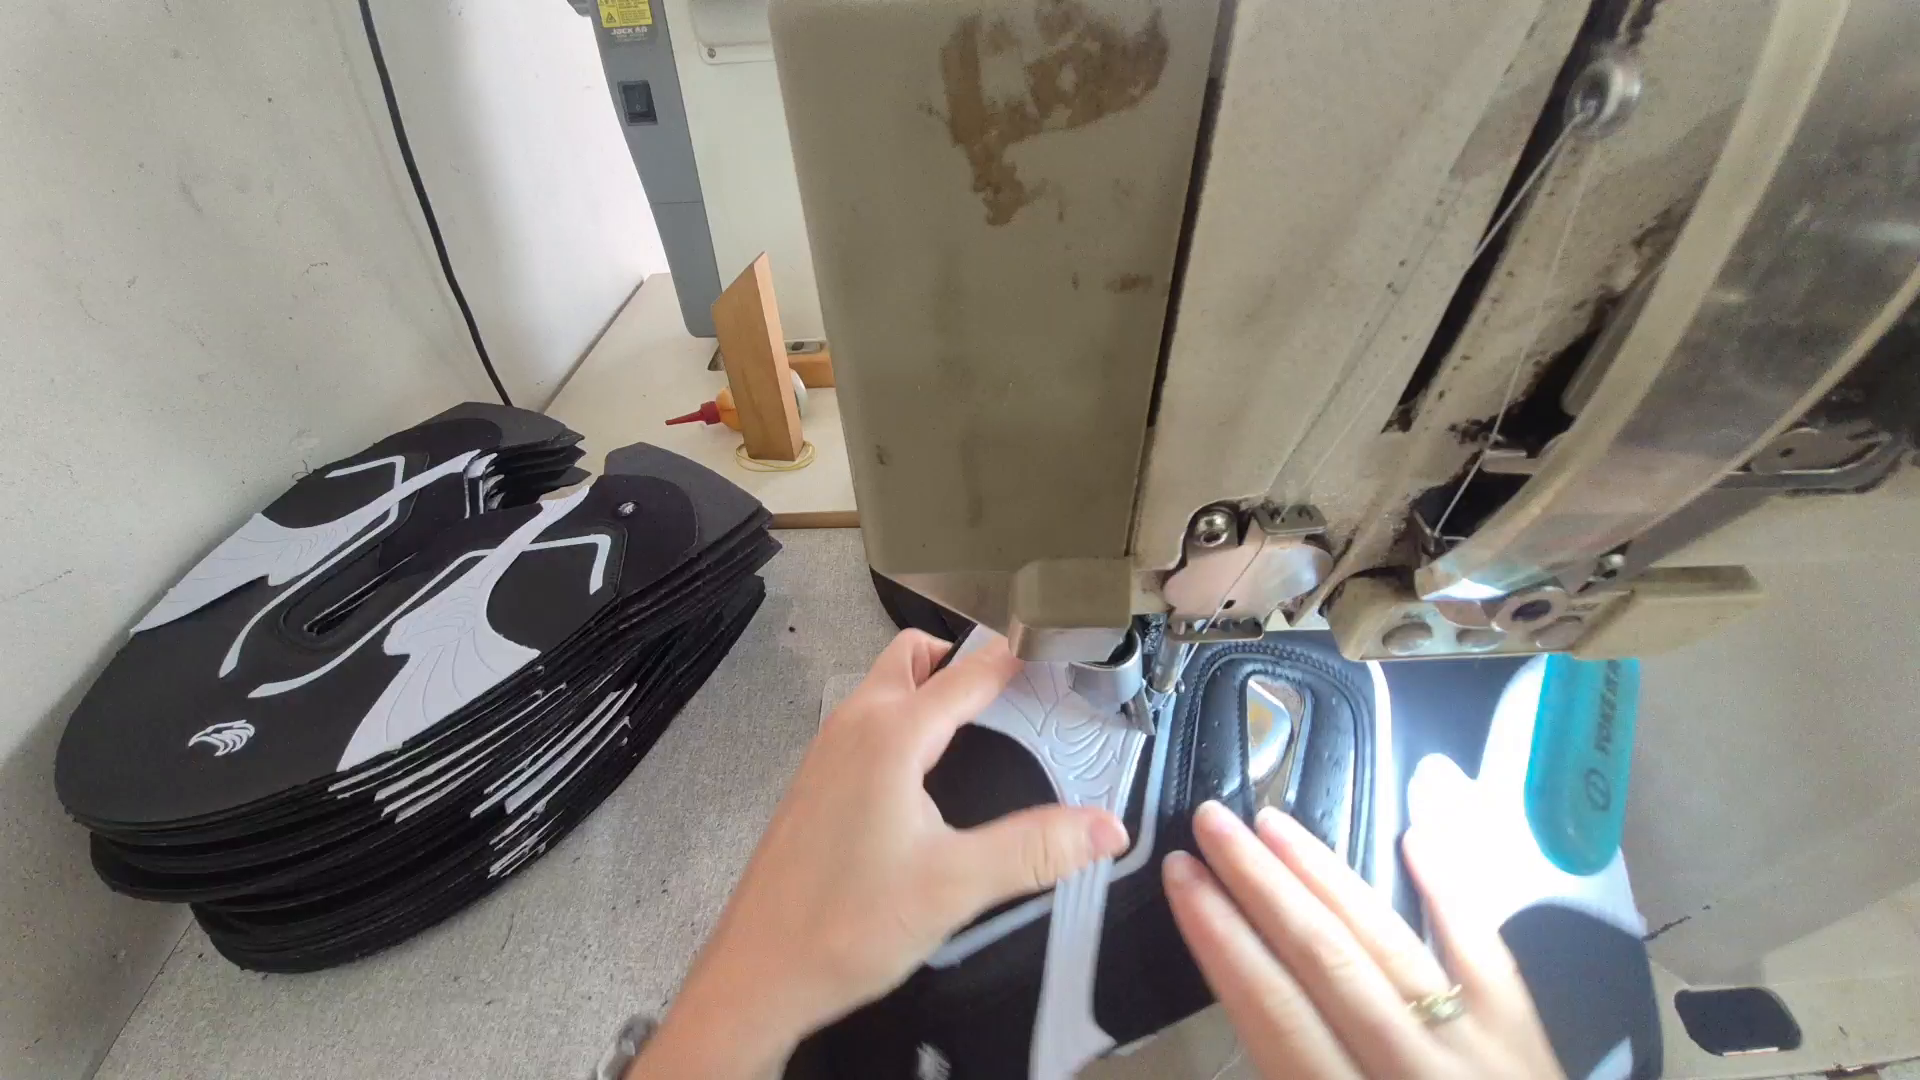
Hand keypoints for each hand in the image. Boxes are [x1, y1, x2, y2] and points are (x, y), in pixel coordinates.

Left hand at [630, 631, 1129, 1078]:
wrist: (757, 973)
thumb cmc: (851, 923)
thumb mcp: (955, 885)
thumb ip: (1036, 849)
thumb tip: (1107, 826)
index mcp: (892, 732)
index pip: (968, 672)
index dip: (1014, 656)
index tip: (1054, 649)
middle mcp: (856, 722)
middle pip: (915, 656)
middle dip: (962, 659)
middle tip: (1010, 694)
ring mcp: (829, 746)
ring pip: (886, 684)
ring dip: (930, 686)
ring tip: (978, 728)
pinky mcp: (817, 775)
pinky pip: (868, 718)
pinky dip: (904, 716)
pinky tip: (926, 773)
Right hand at [1164, 802, 1563, 1078]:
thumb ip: (1276, 1075)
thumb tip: (1240, 1000)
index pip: (1275, 1012)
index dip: (1221, 937)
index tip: (1180, 873)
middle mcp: (1418, 1077)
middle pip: (1327, 960)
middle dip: (1259, 883)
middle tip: (1211, 820)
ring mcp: (1485, 1057)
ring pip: (1389, 944)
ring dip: (1324, 874)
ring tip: (1271, 820)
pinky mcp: (1531, 1046)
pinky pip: (1487, 955)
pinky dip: (1451, 893)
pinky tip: (1414, 835)